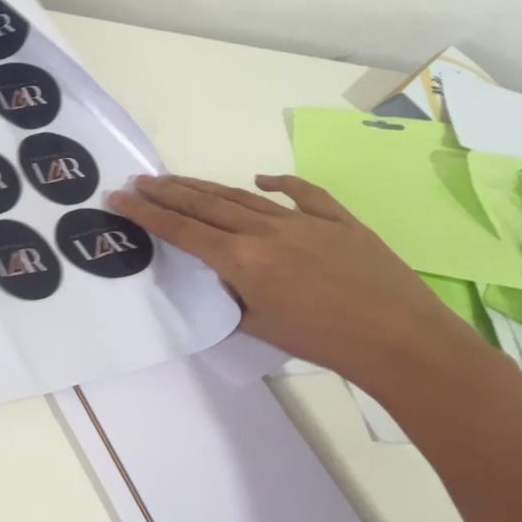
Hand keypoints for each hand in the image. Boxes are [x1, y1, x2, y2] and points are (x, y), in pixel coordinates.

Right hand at [107, 173, 490, 386]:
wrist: (403, 342)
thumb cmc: (322, 341)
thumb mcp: (257, 324)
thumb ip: (230, 292)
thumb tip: (222, 273)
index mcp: (240, 258)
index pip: (180, 229)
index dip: (145, 212)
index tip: (118, 197)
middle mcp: (266, 231)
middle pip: (205, 204)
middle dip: (167, 191)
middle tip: (139, 180)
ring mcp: (305, 222)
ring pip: (243, 197)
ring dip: (206, 186)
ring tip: (178, 179)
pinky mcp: (341, 223)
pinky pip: (305, 195)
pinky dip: (280, 183)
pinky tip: (261, 179)